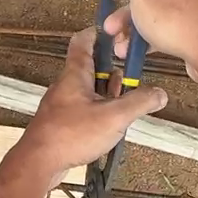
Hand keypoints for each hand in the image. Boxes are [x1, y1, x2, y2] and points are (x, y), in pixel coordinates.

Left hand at [9, 28, 167, 179]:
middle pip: (91, 69)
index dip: (100, 33)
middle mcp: (66, 87)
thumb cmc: (71, 136)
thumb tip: (159, 94)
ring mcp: (61, 106)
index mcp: (75, 75)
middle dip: (112, 74)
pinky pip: (82, 112)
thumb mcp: (114, 117)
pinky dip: (97, 115)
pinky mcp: (59, 125)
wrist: (38, 164)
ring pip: (88, 92)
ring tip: (121, 111)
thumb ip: (139, 102)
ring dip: (106, 97)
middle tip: (129, 84)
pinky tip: (106, 130)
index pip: (84, 41)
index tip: (116, 34)